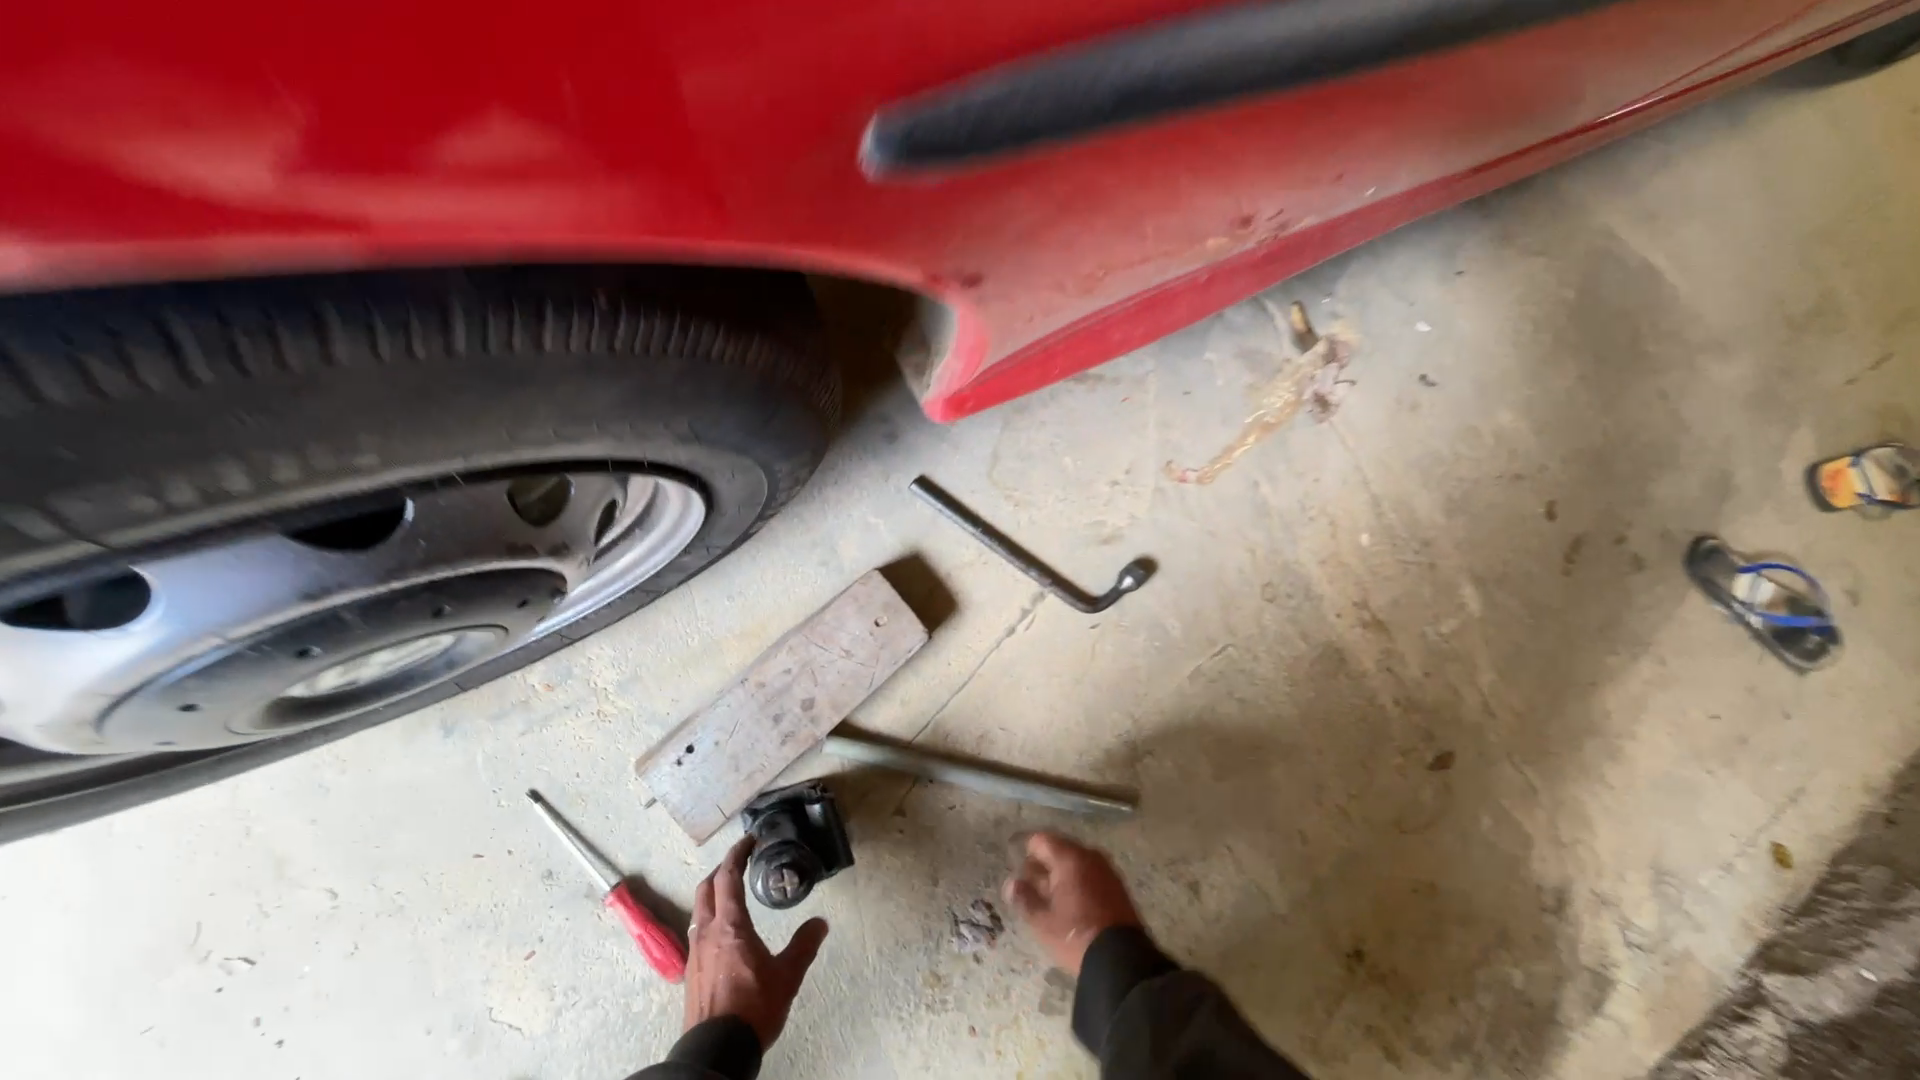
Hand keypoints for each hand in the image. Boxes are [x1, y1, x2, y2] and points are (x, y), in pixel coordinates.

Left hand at [685, 836, 829, 1048]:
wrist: (716, 1049)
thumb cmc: (753, 1007)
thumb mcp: (787, 975)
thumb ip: (804, 945)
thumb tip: (820, 923)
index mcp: (730, 926)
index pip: (728, 877)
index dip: (737, 854)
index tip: (749, 841)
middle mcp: (707, 933)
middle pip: (706, 888)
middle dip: (722, 870)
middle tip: (740, 863)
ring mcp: (695, 953)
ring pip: (699, 910)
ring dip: (713, 894)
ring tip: (732, 895)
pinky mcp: (691, 972)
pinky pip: (698, 932)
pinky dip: (710, 918)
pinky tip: (724, 934)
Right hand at [1002, 832, 1142, 975]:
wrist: (1120, 959)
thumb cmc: (1075, 936)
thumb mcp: (1042, 922)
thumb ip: (1024, 898)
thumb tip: (1011, 883)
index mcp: (1069, 858)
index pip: (1040, 840)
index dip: (1027, 853)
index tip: (1020, 874)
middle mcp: (1089, 856)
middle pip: (1059, 850)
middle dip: (1044, 866)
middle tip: (1033, 890)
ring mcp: (1106, 869)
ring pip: (1076, 862)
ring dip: (1061, 875)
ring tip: (1051, 900)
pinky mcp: (1118, 885)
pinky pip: (1090, 874)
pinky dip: (1078, 882)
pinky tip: (1072, 904)